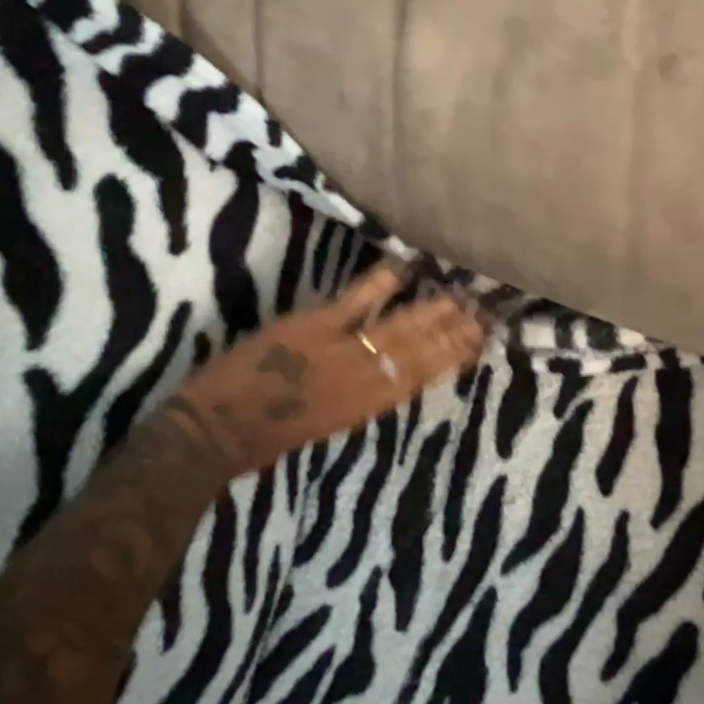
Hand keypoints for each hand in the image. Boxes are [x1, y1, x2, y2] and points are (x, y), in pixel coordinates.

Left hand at [178, 262, 490, 473]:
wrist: (217, 431)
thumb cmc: (270, 437)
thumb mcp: (327, 424)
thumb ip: (361, 397)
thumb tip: (392, 372)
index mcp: (366, 406)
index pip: (421, 376)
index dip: (453, 358)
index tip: (479, 340)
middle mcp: (365, 379)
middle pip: (420, 350)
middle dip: (454, 331)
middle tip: (485, 310)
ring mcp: (343, 349)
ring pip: (400, 327)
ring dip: (433, 310)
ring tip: (462, 294)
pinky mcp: (315, 325)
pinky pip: (359, 299)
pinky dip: (384, 281)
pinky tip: (407, 266)